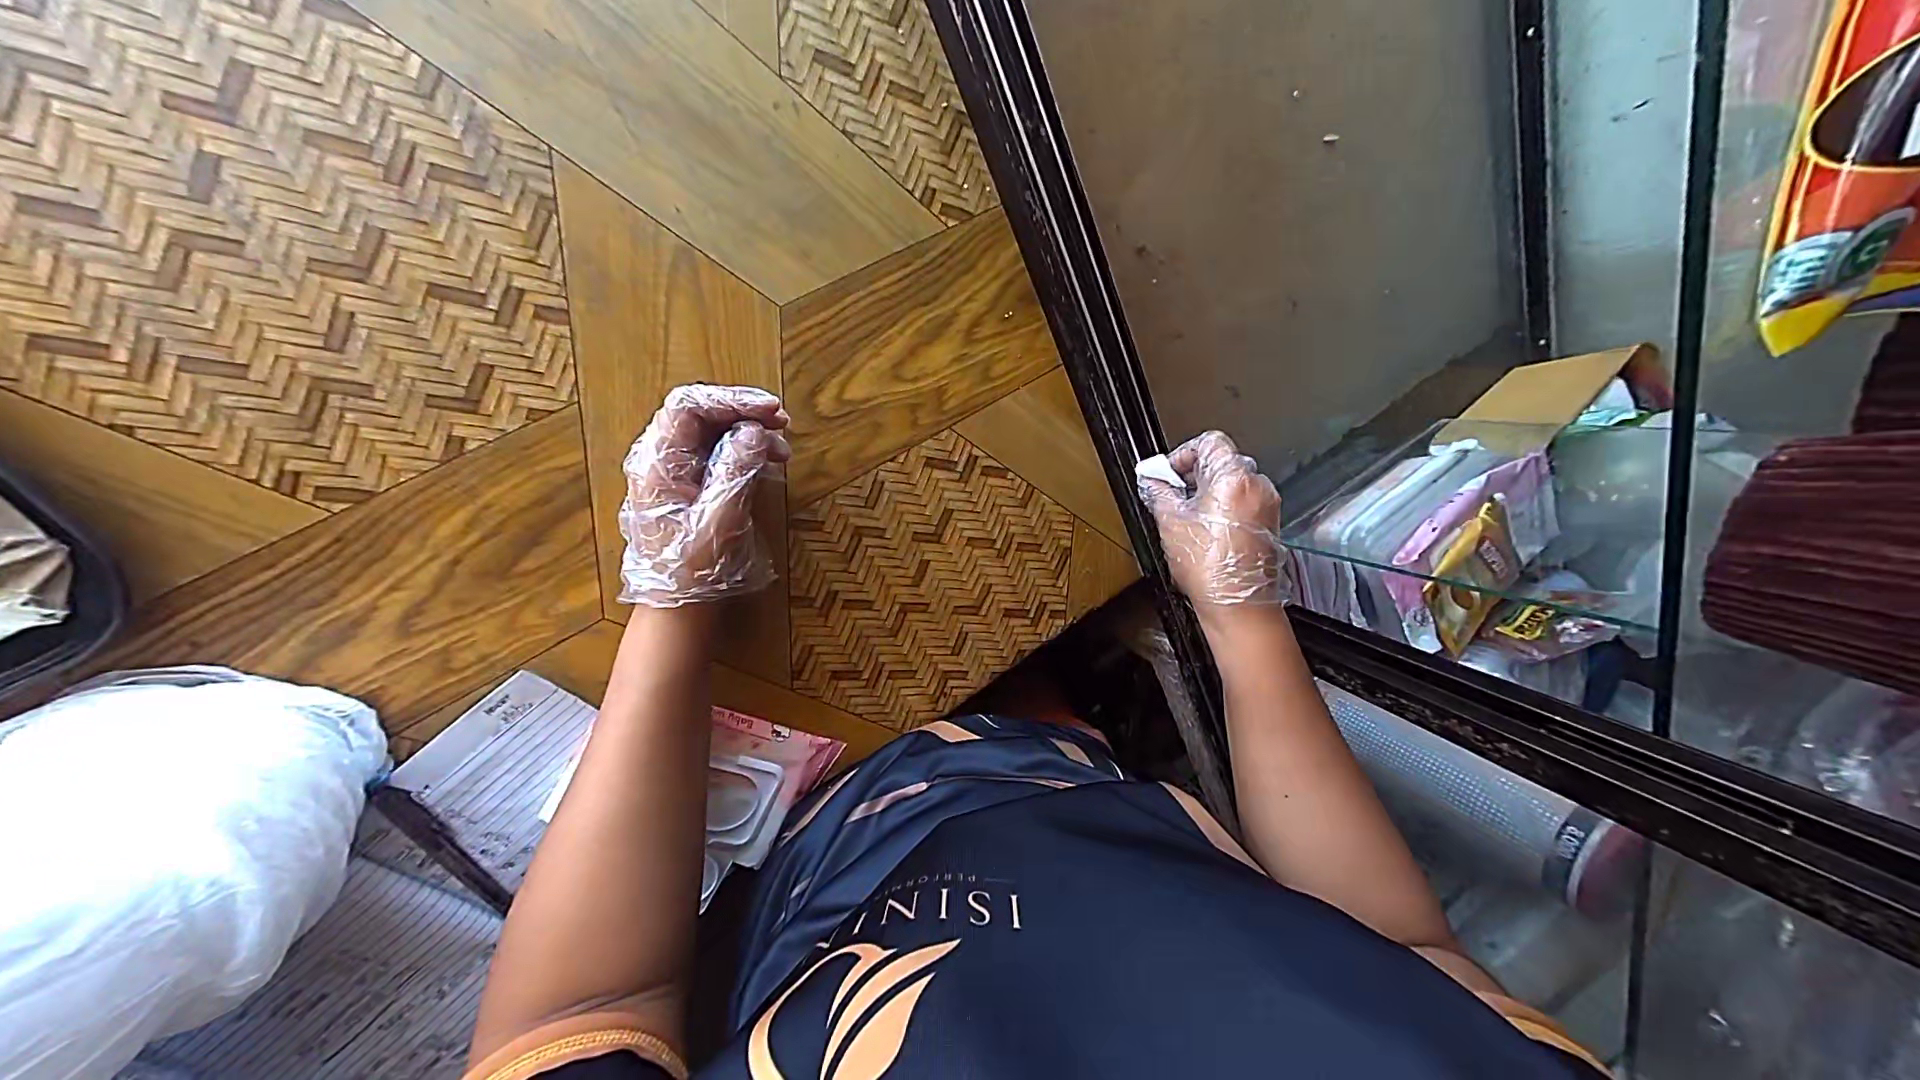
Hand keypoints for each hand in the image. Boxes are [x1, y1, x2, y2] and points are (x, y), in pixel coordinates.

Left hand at [619, 384, 790, 606]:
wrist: (680, 608)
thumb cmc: (694, 569)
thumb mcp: (719, 519)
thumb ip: (735, 471)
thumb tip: (754, 432)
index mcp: (658, 463)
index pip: (689, 406)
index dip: (731, 399)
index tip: (771, 410)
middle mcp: (662, 461)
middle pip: (701, 415)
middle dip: (744, 413)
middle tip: (783, 424)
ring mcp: (676, 474)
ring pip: (712, 433)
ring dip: (749, 432)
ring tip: (782, 449)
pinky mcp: (691, 488)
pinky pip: (717, 455)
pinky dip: (745, 452)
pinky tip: (768, 462)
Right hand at [1138, 430, 1288, 609]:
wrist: (1239, 606)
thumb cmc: (1212, 571)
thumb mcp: (1170, 523)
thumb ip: (1158, 492)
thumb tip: (1151, 480)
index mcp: (1234, 478)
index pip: (1209, 442)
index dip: (1182, 454)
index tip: (1167, 472)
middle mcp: (1257, 487)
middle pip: (1222, 461)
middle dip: (1194, 475)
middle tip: (1172, 493)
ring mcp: (1267, 506)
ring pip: (1233, 483)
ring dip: (1209, 492)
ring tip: (1188, 516)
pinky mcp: (1269, 523)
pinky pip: (1244, 502)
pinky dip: (1224, 507)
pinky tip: (1205, 530)